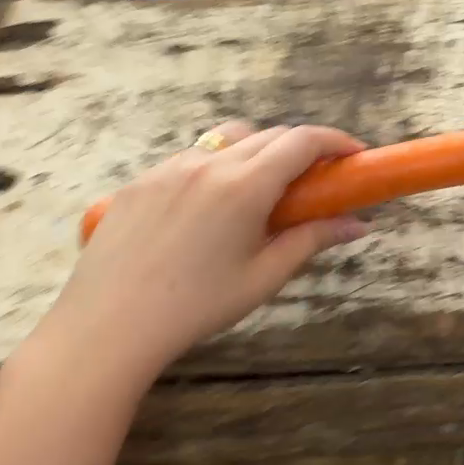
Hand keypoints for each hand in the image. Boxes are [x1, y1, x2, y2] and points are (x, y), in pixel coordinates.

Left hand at [32, 121, 370, 382]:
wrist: (105, 329)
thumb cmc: (197, 306)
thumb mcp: (265, 276)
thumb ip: (313, 239)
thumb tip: (358, 225)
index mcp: (245, 186)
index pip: (303, 141)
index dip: (336, 140)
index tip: (354, 155)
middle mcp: (208, 164)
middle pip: (270, 135)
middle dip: (302, 148)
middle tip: (317, 180)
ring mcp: (168, 169)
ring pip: (227, 140)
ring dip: (257, 151)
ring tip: (260, 190)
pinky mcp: (138, 183)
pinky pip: (189, 158)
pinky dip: (216, 166)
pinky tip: (210, 208)